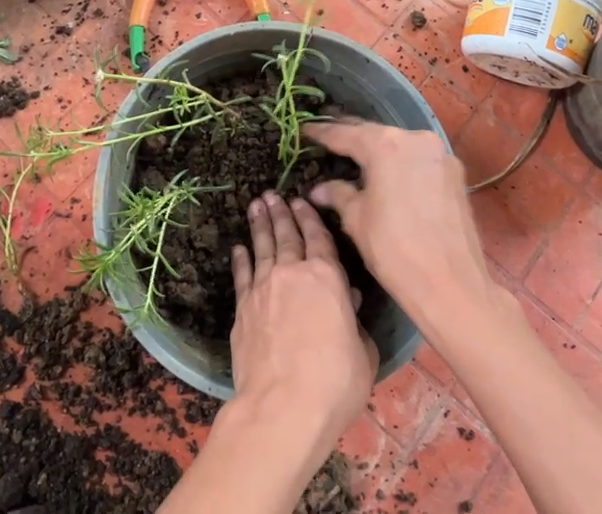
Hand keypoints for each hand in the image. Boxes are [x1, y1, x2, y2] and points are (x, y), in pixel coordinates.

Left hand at [229, 191, 376, 441]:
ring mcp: (263, 289)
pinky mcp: (242, 308)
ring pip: (262, 248)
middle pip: (287, 236)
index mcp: (328, 278)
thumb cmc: (335, 383)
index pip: (319, 238)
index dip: (310, 218)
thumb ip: (354, 322)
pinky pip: (242, 274)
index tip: (301, 200)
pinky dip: (241, 258)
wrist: (282, 406)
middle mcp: (293, 274)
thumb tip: (348, 302)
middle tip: (273, 194)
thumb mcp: (362, 352)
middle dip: (281, 213)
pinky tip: (239, 247)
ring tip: (256, 206)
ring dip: (259, 226)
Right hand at [304, 120, 495, 314]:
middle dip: (351, 138)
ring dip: (378, 151)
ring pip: (400, 146)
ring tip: (354, 156)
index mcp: (386, 145)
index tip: (305, 130)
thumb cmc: (394, 250)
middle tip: (326, 139)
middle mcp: (417, 140)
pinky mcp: (455, 175)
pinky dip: (400, 164)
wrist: (451, 286)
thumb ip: (337, 194)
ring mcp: (440, 156)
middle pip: (376, 135)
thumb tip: (319, 189)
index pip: (346, 134)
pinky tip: (387, 175)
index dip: (322, 133)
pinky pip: (418, 161)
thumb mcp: (357, 220)